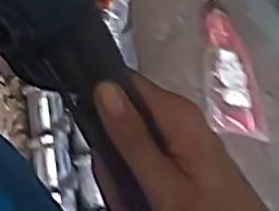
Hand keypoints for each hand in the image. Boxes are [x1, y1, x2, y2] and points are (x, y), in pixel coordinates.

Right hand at [93, 76, 265, 210]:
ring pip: (135, 147)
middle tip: (117, 189)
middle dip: (115, 155)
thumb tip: (102, 85)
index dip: (101, 102)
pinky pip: (152, 165)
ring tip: (130, 204)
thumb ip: (132, 137)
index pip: (123, 80)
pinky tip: (143, 206)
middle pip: (126, 118)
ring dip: (126, 176)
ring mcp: (186, 144)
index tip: (89, 133)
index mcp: (176, 112)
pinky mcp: (189, 166)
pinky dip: (143, 187)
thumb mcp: (166, 187)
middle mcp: (181, 119)